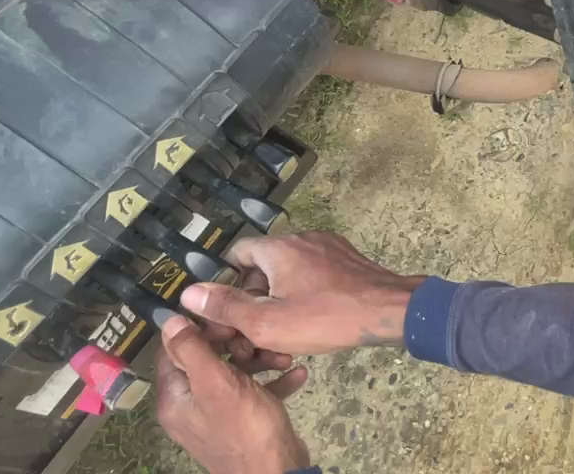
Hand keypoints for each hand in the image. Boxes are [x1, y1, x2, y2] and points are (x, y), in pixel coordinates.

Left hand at [154, 314, 310, 473]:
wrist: (275, 472)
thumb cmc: (244, 427)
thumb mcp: (217, 383)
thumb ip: (193, 350)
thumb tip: (171, 318)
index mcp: (176, 397)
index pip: (175, 349)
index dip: (199, 328)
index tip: (229, 316)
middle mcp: (192, 404)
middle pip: (209, 356)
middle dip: (237, 342)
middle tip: (259, 336)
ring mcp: (218, 413)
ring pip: (235, 371)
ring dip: (260, 359)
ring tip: (284, 356)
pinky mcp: (243, 419)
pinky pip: (255, 389)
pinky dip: (273, 380)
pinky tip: (297, 373)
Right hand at [181, 231, 424, 355]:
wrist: (385, 309)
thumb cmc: (325, 317)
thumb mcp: (267, 321)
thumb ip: (227, 307)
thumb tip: (189, 293)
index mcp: (280, 247)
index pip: (237, 253)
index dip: (225, 282)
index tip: (225, 313)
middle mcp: (302, 238)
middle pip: (262, 264)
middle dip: (252, 297)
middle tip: (250, 333)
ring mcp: (327, 245)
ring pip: (288, 271)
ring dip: (277, 298)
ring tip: (278, 335)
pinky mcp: (345, 258)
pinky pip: (312, 272)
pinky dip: (302, 293)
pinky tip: (308, 321)